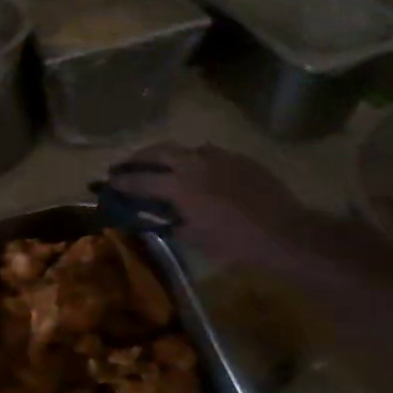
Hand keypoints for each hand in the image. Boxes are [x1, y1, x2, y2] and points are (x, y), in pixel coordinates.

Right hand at [109, 144, 325, 272]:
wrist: (283, 231)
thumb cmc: (236, 243)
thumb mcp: (197, 239)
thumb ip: (174, 224)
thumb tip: (162, 219)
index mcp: (180, 186)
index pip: (141, 179)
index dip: (122, 181)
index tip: (109, 181)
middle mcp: (194, 163)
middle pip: (158, 151)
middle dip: (139, 158)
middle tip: (128, 166)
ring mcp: (219, 156)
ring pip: (185, 148)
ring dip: (169, 156)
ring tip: (163, 166)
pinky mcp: (238, 158)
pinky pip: (210, 154)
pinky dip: (196, 160)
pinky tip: (200, 172)